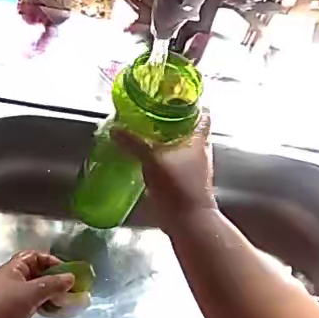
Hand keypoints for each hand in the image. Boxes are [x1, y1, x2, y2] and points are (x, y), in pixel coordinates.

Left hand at [0, 251, 76, 317]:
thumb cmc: (1, 311)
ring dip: (47, 294)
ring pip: (31, 291)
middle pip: (33, 273)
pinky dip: (40, 306)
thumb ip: (52, 284)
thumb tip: (70, 277)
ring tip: (65, 302)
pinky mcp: (6, 316)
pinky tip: (50, 313)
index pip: (33, 256)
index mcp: (9, 270)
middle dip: (52, 279)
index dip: (51, 261)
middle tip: (71, 289)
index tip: (68, 272)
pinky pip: (27, 306)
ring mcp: (5, 300)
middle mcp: (7, 282)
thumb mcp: (29, 293)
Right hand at [111, 111, 214, 226]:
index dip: (191, 103)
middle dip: (171, 120)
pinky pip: (171, 161)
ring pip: (179, 145)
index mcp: (199, 140)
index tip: (174, 96)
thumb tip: (115, 129)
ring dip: (164, 139)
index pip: (203, 113)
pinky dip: (160, 156)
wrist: (188, 221)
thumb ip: (134, 143)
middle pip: (188, 128)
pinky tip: (144, 156)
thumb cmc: (178, 186)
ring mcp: (193, 167)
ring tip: (144, 132)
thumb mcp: (152, 159)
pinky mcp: (183, 180)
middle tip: (152, 112)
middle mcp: (199, 151)